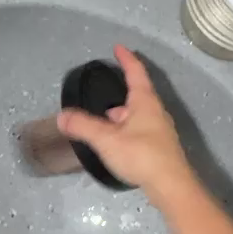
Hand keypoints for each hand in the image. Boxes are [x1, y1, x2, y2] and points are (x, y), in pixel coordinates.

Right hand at [56, 44, 200, 197]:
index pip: (136, 73)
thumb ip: (83, 126)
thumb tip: (62, 117)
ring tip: (104, 122)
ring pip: (138, 115)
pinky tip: (117, 143)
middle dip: (122, 92)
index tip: (118, 48)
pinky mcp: (160, 148)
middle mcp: (155, 112)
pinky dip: (127, 130)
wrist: (170, 186)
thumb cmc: (140, 155)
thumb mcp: (106, 139)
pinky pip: (140, 130)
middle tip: (105, 95)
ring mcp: (160, 131)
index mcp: (144, 103)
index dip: (127, 59)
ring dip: (122, 115)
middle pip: (138, 95)